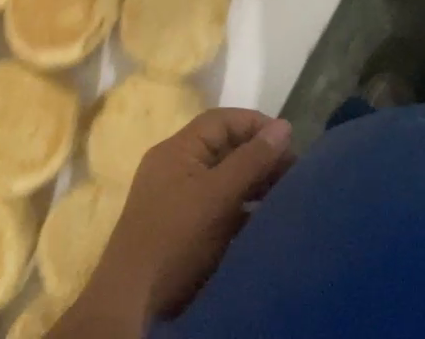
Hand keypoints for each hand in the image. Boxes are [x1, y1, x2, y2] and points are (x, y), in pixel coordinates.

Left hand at [84, 108, 294, 325]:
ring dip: (253, 184)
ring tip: (284, 196)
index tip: (288, 142)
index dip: (255, 125)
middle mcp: (175, 169)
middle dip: (259, 157)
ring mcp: (177, 200)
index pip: (221, 121)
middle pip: (224, 148)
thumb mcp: (217, 196)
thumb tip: (284, 126)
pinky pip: (218, 206)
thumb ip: (251, 159)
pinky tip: (263, 222)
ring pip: (223, 179)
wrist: (132, 303)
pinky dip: (241, 209)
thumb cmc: (175, 239)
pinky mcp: (183, 229)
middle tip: (293, 174)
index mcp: (176, 151)